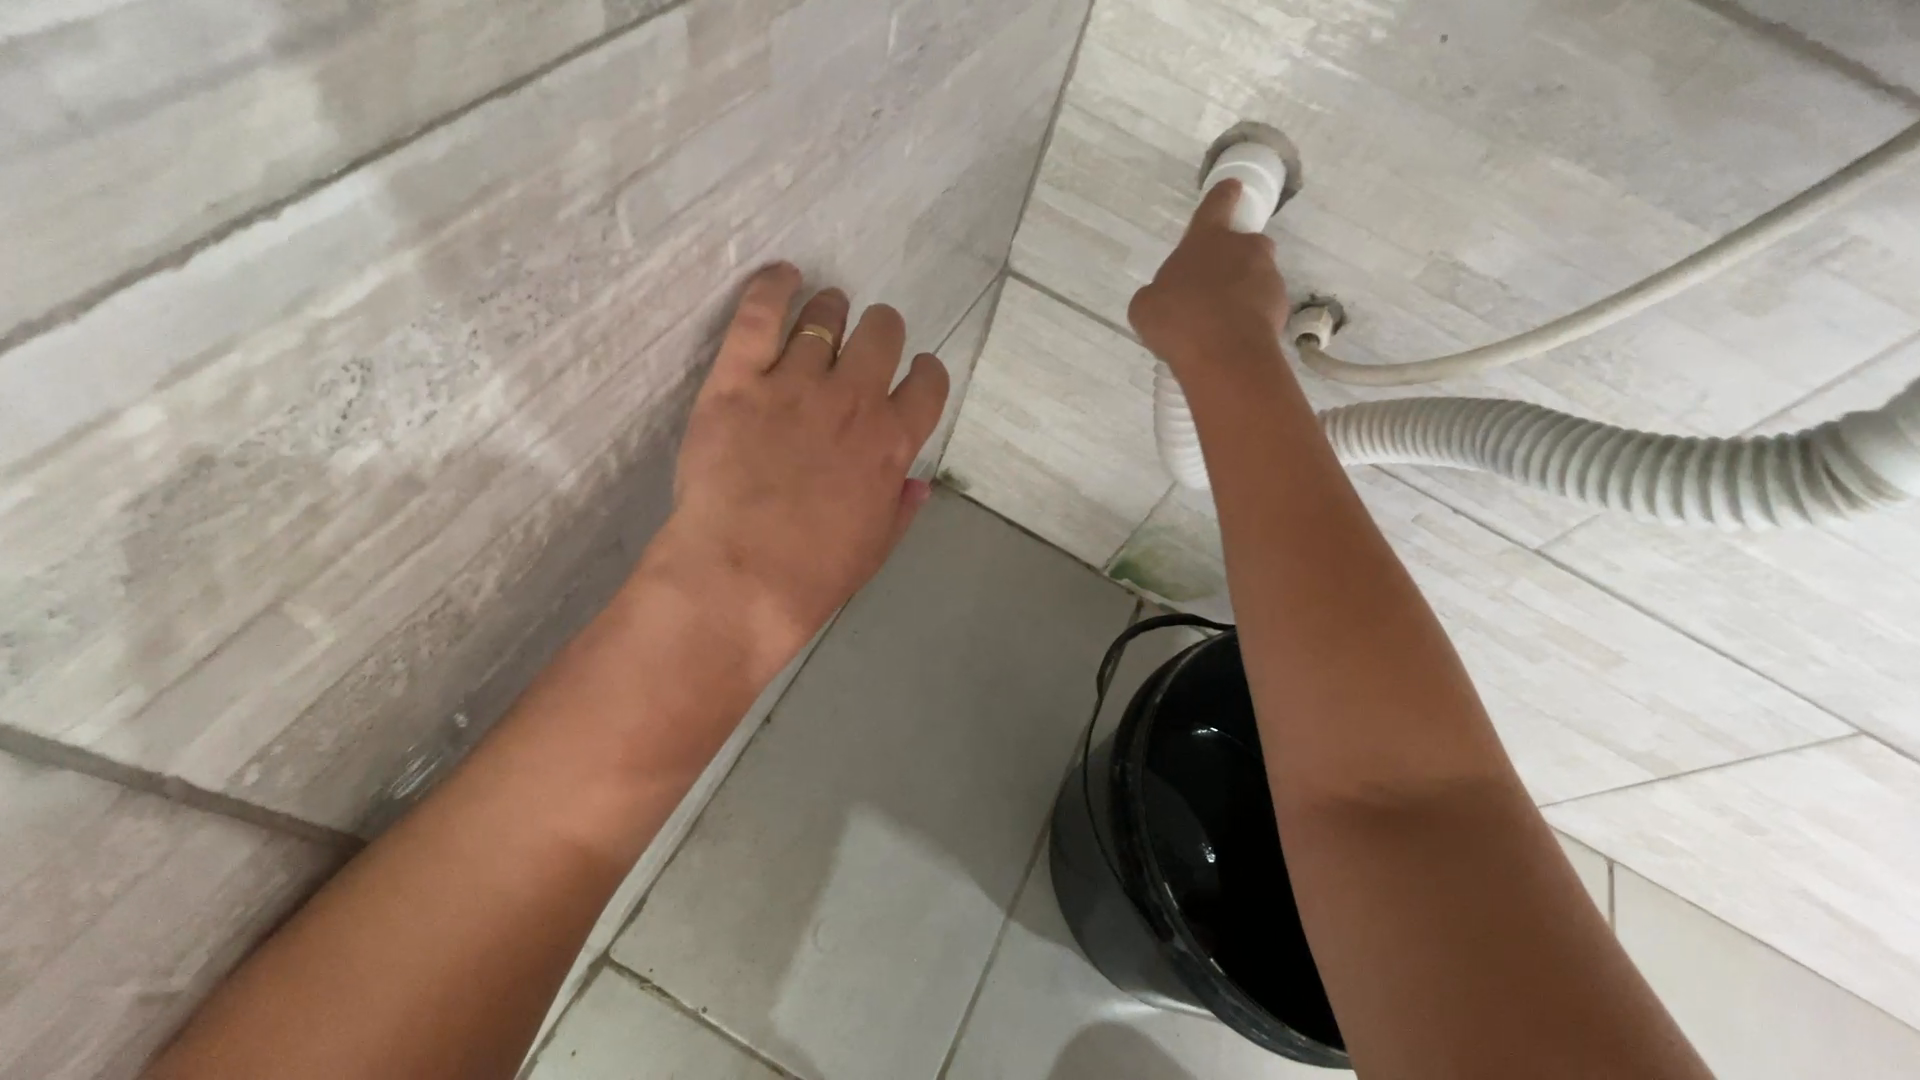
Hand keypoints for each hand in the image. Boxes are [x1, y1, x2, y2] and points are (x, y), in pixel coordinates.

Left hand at [647, 263, 949, 656]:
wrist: (742, 575)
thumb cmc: (815, 573)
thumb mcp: (876, 546)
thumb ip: (901, 506)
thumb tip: (919, 483)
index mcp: (892, 442)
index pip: (928, 383)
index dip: (924, 372)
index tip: (914, 373)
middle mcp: (853, 400)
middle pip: (882, 335)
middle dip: (882, 331)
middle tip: (867, 341)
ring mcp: (796, 384)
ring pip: (825, 317)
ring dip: (832, 309)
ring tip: (826, 309)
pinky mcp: (739, 380)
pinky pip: (760, 314)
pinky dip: (774, 286)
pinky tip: (783, 275)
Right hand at [1128, 180, 1290, 376]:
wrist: (1223, 354)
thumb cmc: (1178, 320)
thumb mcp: (1146, 307)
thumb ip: (1157, 293)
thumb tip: (1164, 299)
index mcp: (1207, 239)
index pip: (1216, 204)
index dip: (1222, 196)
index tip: (1231, 190)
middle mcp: (1244, 248)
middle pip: (1243, 244)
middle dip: (1232, 260)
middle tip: (1212, 289)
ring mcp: (1268, 276)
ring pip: (1254, 277)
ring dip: (1241, 292)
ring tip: (1220, 324)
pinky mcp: (1281, 305)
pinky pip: (1263, 306)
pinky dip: (1251, 318)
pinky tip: (1231, 339)